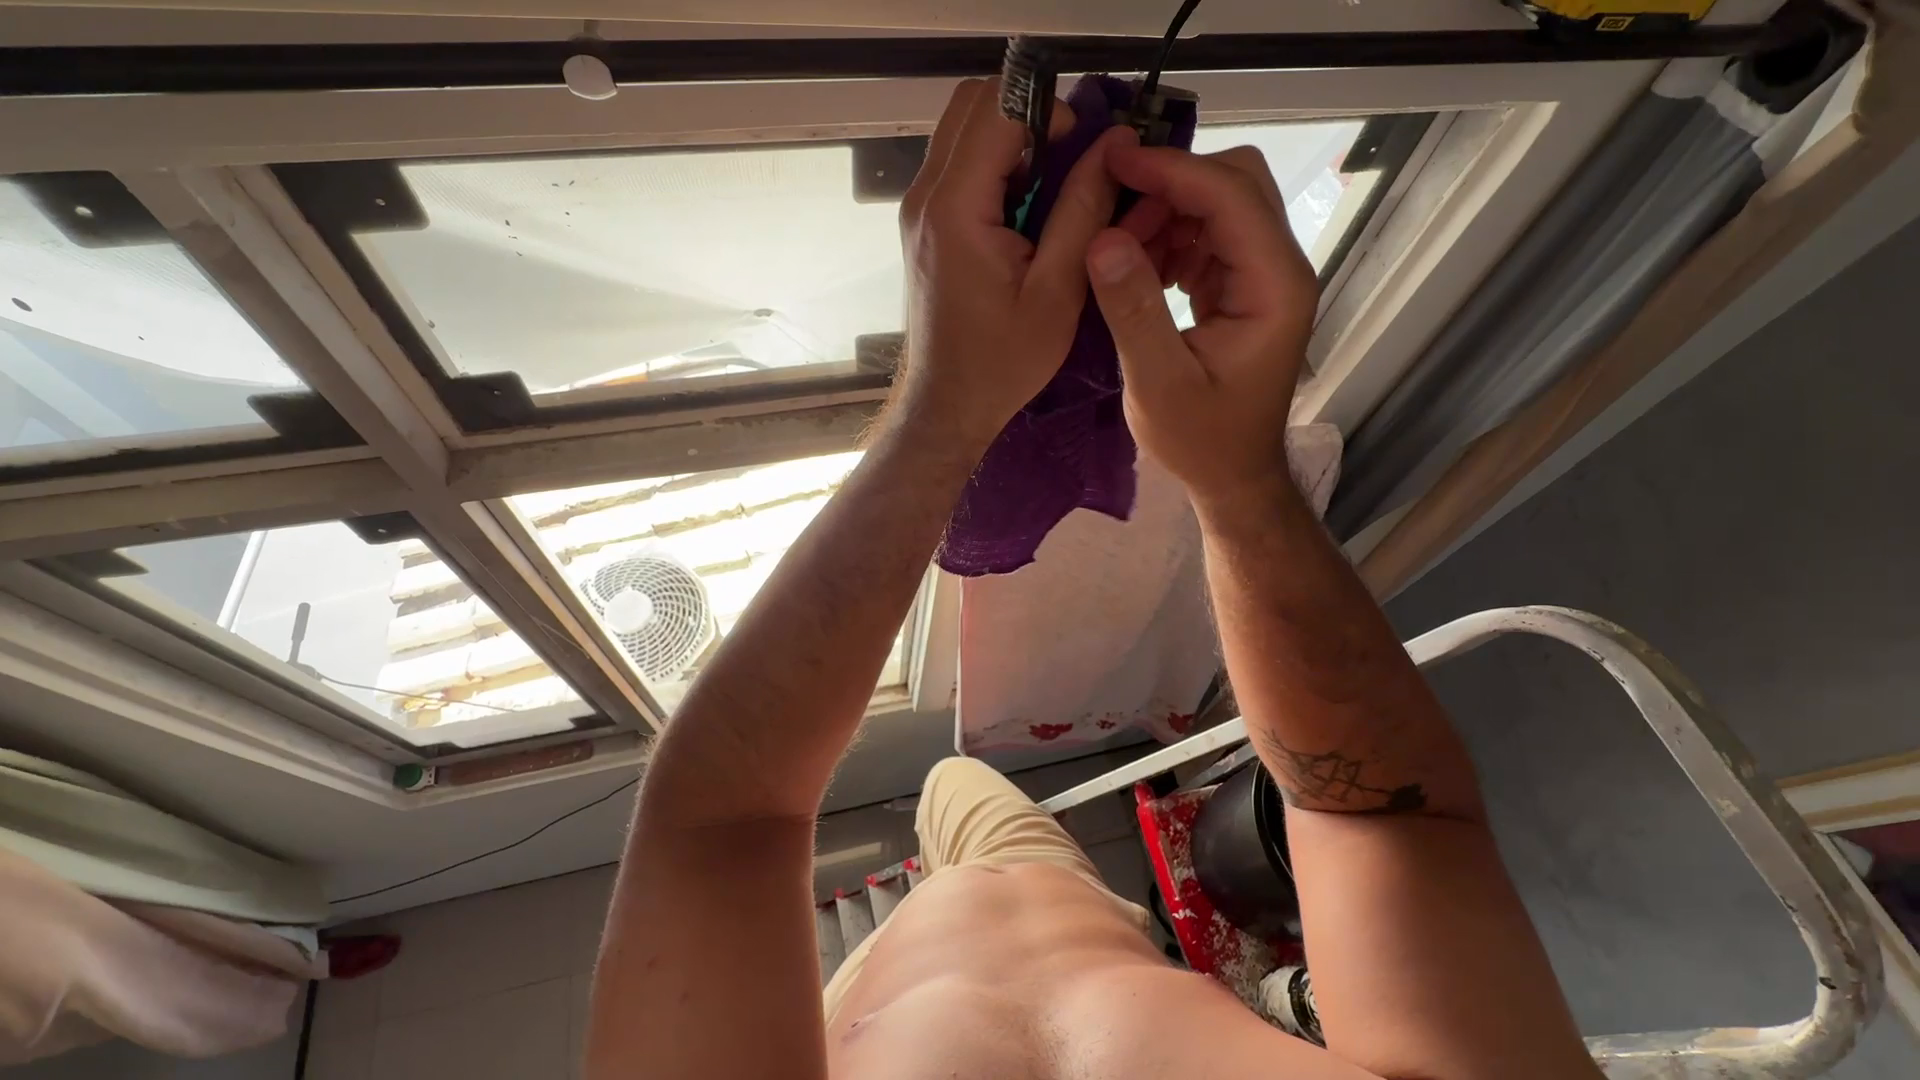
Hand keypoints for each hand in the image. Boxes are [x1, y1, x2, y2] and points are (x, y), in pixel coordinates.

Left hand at [897, 79, 1135, 448]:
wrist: (948, 404)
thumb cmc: (1002, 362)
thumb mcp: (1057, 291)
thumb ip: (1083, 210)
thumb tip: (1113, 144)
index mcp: (955, 209)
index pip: (996, 110)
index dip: (1048, 112)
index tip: (1083, 149)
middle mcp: (925, 196)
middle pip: (971, 104)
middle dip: (1027, 115)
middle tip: (1066, 163)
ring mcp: (918, 209)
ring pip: (963, 130)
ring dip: (1011, 140)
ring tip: (1049, 191)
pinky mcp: (923, 225)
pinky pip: (958, 165)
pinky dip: (994, 166)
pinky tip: (1024, 213)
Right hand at [1083, 144, 1319, 506]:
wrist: (1232, 475)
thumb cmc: (1201, 441)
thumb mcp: (1158, 383)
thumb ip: (1134, 311)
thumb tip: (1101, 239)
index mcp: (1275, 287)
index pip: (1231, 197)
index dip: (1172, 170)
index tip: (1114, 160)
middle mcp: (1281, 269)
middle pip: (1236, 184)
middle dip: (1171, 184)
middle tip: (1112, 211)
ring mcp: (1264, 276)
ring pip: (1220, 204)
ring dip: (1166, 211)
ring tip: (1118, 247)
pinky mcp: (1244, 287)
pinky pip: (1208, 236)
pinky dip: (1169, 238)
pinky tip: (1136, 267)